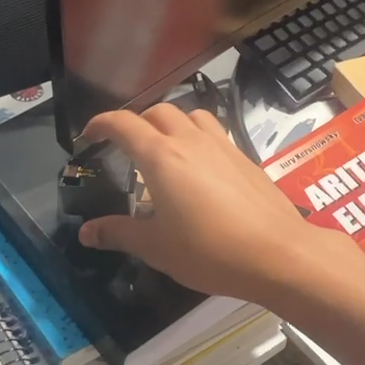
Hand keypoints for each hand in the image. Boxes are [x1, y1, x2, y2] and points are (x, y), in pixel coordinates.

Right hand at [77, 104, 364, 304]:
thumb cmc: (209, 251)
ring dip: (171, 123)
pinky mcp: (244, 157)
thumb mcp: (156, 247)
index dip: (102, 123)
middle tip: (126, 146)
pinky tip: (200, 167)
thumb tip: (87, 232)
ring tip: (164, 148)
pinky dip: (197, 136)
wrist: (277, 252)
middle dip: (136, 122)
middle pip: (158, 112)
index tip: (89, 135)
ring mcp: (222, 145)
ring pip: (190, 116)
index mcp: (161, 157)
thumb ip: (119, 233)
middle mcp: (190, 141)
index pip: (124, 124)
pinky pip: (214, 132)